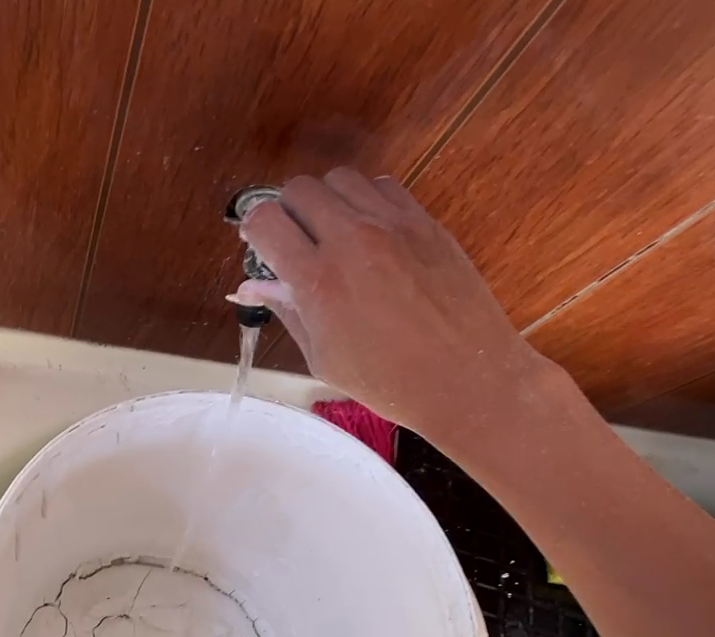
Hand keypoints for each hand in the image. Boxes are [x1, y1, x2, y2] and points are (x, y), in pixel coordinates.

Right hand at [233, 168, 566, 444]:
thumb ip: (287, 310)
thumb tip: (252, 286)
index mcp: (318, 281)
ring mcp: (392, 225)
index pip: (265, 220)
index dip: (253, 229)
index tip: (258, 245)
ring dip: (325, 201)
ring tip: (331, 235)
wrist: (463, 377)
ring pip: (339, 179)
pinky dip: (364, 201)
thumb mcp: (321, 356)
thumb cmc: (386, 380)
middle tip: (292, 242)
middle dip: (286, 212)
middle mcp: (352, 241)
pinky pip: (382, 185)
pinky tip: (368, 233)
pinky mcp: (424, 222)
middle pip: (298, 189)